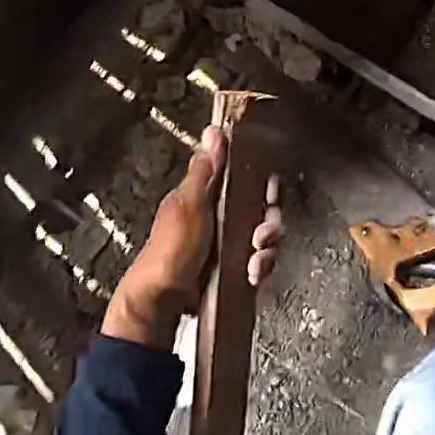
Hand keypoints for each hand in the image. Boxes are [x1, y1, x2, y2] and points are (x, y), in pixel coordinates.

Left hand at [102, 126, 284, 347]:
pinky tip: (251, 274)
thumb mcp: (189, 205)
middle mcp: (221, 219)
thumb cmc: (170, 252)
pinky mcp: (235, 270)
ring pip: (266, 239)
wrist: (164, 302)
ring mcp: (229, 247)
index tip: (270, 192)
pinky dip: (260, 269)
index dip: (264, 185)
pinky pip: (261, 264)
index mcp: (207, 197)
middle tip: (262, 234)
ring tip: (255, 259)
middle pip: (263, 211)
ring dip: (266, 249)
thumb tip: (213, 133)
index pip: (246, 181)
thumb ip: (206, 170)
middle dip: (270, 222)